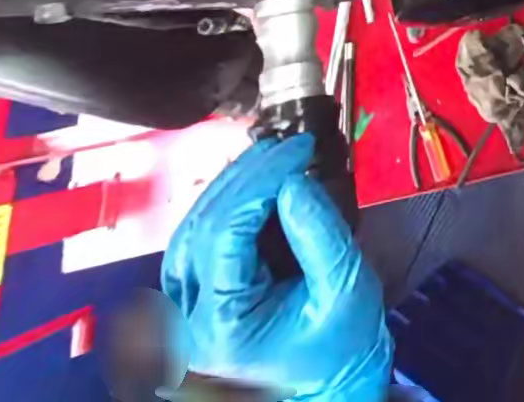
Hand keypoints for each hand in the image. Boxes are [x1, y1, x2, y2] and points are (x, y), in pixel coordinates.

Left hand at [161, 135, 391, 401]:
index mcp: (219, 327)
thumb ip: (319, 232)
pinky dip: (225, 208)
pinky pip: (196, 246)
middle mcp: (184, 326)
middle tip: (289, 146)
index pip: (224, 234)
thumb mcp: (343, 283)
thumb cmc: (343, 339)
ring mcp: (181, 318)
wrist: (333, 383)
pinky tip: (253, 183)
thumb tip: (296, 181)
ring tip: (272, 155)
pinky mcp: (193, 306)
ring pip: (187, 235)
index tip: (300, 150)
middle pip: (198, 230)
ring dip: (230, 187)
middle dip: (246, 177)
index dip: (261, 182)